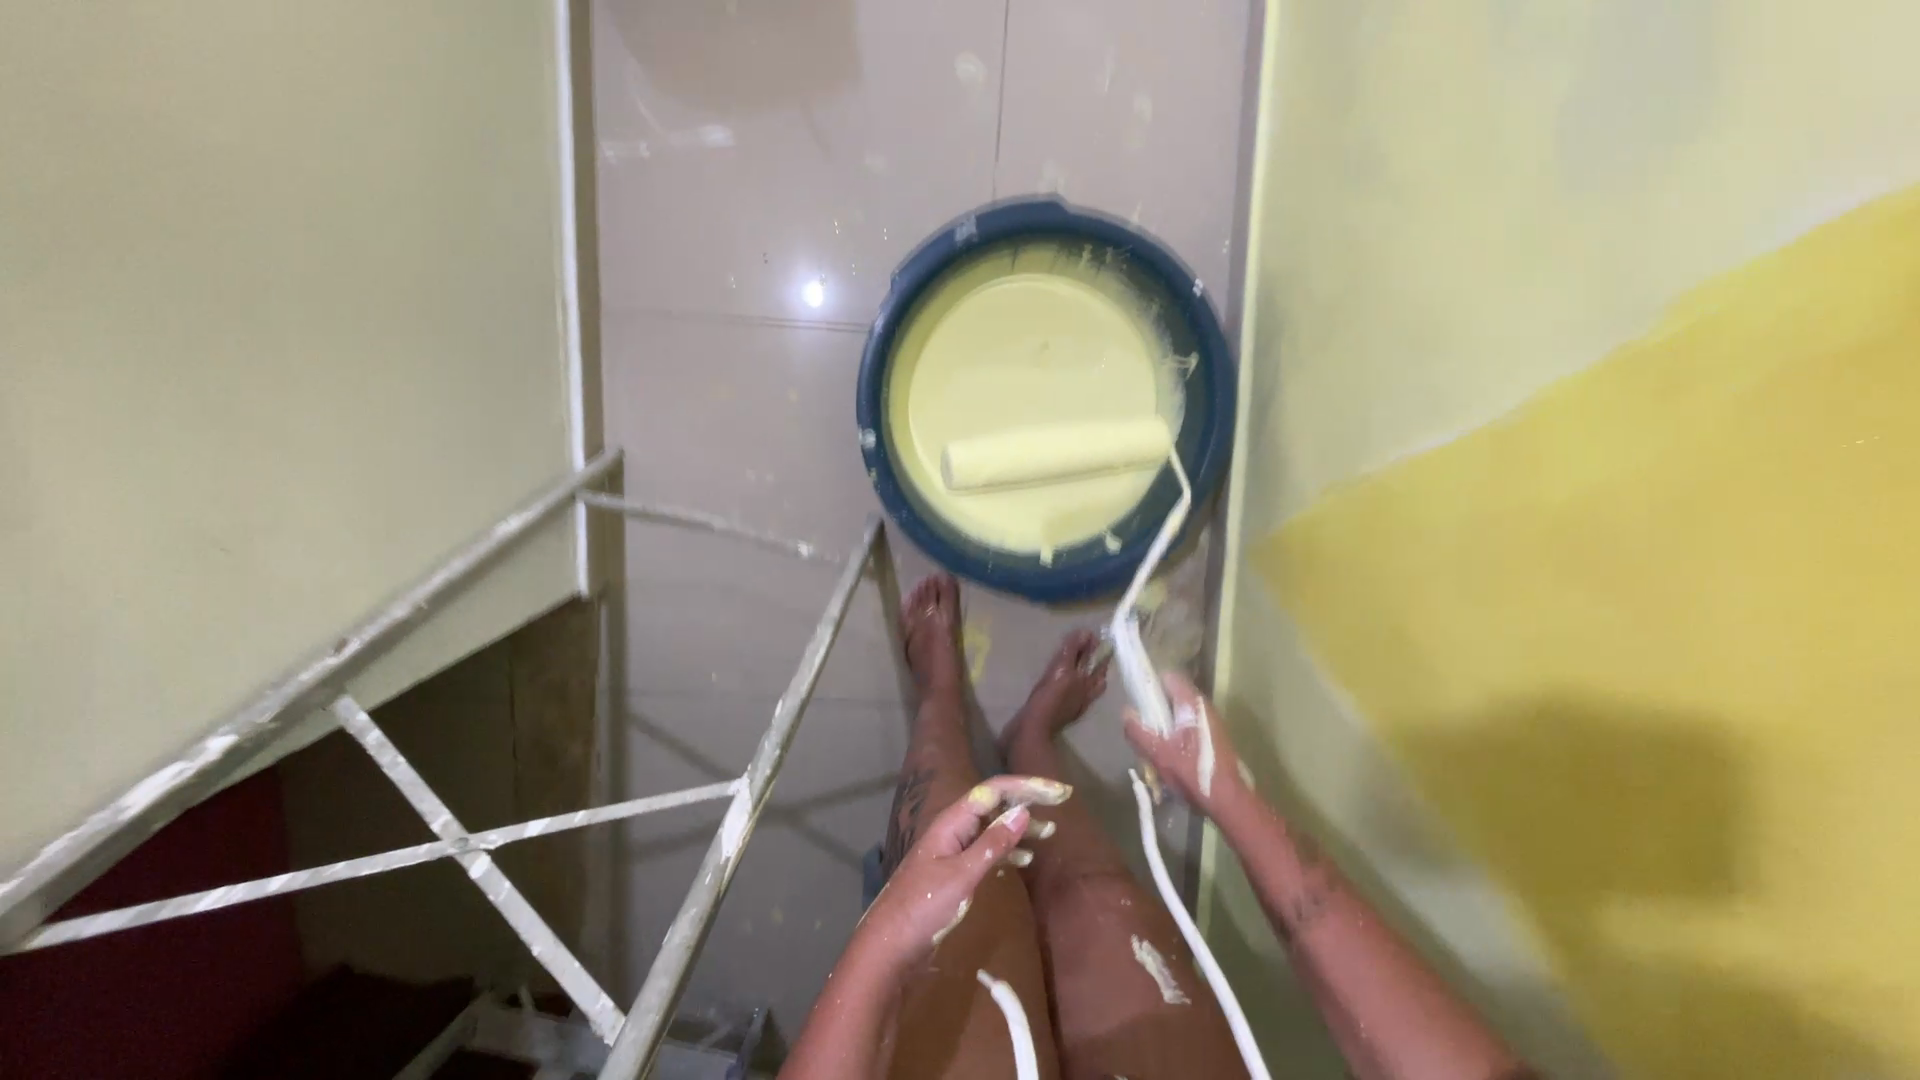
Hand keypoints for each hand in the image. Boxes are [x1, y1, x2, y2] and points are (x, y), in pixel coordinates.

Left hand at [853, 776, 1071, 977]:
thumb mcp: (962, 875)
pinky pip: (985, 850)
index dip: (1026, 786)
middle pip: (993, 804)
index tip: (1057, 792)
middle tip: (1060, 803)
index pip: (993, 790)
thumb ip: (993, 843)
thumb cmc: (923, 908)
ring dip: (1019, 826)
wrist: (889, 946)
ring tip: (1050, 832)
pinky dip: (1007, 850)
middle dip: (1026, 800)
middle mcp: (951, 829)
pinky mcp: (953, 872)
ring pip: (991, 827)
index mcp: (951, 822)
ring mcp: (951, 850)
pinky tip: (1025, 858)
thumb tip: (1023, 811)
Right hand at [1122, 670, 1247, 814]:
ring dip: (1166, 721)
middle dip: (1156, 706)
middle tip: (1142, 723)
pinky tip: (1170, 753)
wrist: (1228, 800)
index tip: (1138, 697)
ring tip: (1154, 741)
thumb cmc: (1193, 773)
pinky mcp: (1215, 737)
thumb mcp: (1159, 754)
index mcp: (1192, 705)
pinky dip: (1177, 732)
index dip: (1152, 683)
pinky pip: (1190, 724)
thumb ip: (1139, 731)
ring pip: (1182, 712)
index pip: (1170, 677)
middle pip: (1175, 695)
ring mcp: (1212, 722)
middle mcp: (1205, 708)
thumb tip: (1126, 713)